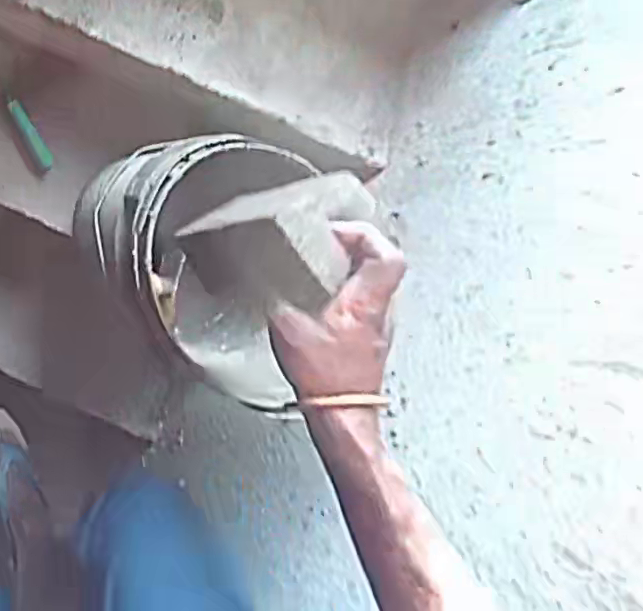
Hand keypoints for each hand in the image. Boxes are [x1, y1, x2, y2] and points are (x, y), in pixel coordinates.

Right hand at [269, 221, 405, 398]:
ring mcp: (379, 322)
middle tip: (322, 240)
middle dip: (351, 243)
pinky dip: (345, 284)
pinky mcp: (370, 333)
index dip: (361, 234)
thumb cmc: (323, 375)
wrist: (341, 412)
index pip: (387, 255)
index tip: (332, 231)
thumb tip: (256, 268)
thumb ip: (274, 291)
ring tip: (318, 262)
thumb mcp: (287, 324)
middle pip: (382, 261)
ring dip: (348, 264)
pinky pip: (364, 296)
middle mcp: (380, 310)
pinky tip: (319, 291)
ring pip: (374, 279)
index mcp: (366, 303)